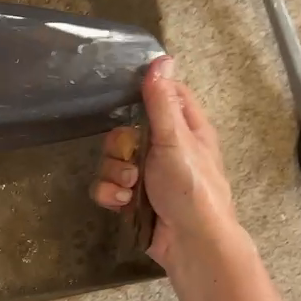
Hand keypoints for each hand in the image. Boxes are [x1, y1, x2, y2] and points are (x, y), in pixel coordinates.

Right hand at [92, 56, 237, 271]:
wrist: (190, 243)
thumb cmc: (192, 187)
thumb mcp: (175, 140)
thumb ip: (161, 102)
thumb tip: (161, 58)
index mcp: (185, 128)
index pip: (164, 96)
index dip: (146, 95)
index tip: (129, 100)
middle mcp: (165, 149)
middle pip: (126, 131)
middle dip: (121, 147)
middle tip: (133, 159)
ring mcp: (147, 176)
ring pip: (113, 161)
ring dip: (116, 175)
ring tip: (131, 189)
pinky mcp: (132, 201)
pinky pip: (108, 188)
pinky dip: (111, 195)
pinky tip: (122, 204)